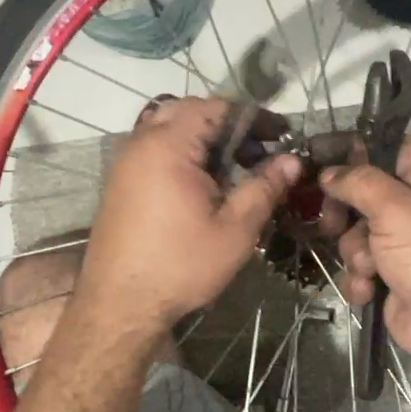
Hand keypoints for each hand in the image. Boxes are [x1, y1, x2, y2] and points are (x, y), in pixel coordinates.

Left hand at [76, 98, 300, 332]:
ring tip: (233, 172)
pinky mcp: (119, 185)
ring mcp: (124, 163)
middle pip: (188, 113)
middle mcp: (140, 144)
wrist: (120, 304)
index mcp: (168, 146)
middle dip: (227, 125)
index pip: (214, 107)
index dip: (252, 116)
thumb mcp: (235, 230)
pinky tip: (203, 189)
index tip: (280, 136)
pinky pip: (154, 152)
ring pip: (168, 131)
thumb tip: (291, 161)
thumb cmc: (181, 266)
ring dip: (203, 141)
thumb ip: (264, 188)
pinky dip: (182, 156)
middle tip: (257, 152)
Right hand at [320, 138, 410, 364]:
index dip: (354, 155)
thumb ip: (357, 182)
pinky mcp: (393, 275)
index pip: (388, 150)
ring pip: (357, 234)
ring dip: (356, 253)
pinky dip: (361, 278)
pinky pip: (361, 266)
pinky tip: (370, 289)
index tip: (320, 162)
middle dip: (347, 215)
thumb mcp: (395, 207)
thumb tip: (329, 173)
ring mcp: (406, 242)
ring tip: (371, 267)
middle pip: (364, 195)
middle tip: (333, 223)